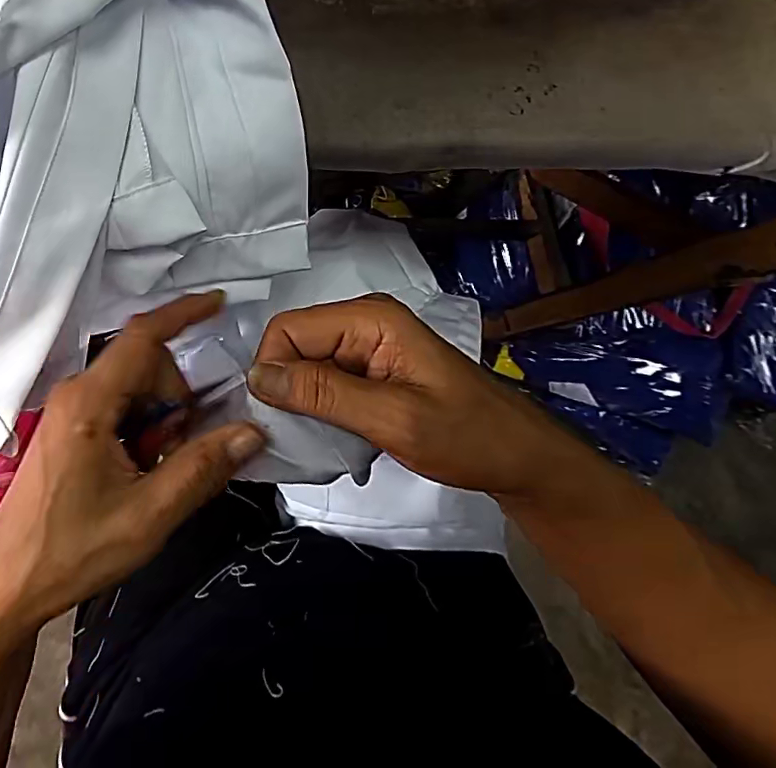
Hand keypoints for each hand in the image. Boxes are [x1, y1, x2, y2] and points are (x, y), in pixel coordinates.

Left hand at [0, 293, 265, 635]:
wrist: (6, 593)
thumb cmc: (70, 553)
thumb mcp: (149, 514)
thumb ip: (203, 467)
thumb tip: (251, 431)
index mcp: (89, 403)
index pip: (143, 338)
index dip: (183, 314)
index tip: (218, 303)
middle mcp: (76, 395)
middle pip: (149, 366)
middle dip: (178, 399)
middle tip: (178, 450)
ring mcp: (71, 411)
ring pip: (139, 388)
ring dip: (163, 419)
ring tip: (154, 469)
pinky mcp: (71, 429)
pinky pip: (123, 407)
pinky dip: (145, 429)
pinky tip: (140, 470)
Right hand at [247, 294, 606, 503]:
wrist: (515, 456)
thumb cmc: (468, 434)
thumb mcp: (394, 417)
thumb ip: (324, 394)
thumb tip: (260, 376)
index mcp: (370, 319)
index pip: (288, 329)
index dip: (273, 373)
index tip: (277, 421)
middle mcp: (364, 324)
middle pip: (294, 348)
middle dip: (286, 392)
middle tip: (300, 439)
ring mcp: (369, 348)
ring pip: (306, 370)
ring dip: (304, 407)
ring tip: (322, 443)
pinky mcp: (372, 373)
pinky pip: (327, 386)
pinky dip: (322, 413)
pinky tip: (336, 440)